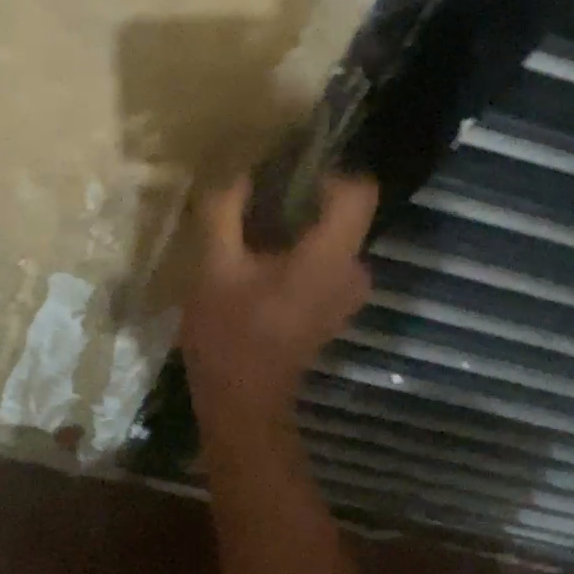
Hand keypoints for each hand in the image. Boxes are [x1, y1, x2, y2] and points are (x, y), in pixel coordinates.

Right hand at [179, 175, 378, 435]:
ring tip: (253, 233)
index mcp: (331, 257)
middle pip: (343, 211)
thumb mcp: (213, 268)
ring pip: (333, 234)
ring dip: (298, 226)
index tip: (283, 173)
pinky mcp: (337, 305)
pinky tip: (262, 262)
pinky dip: (301, 249)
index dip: (326, 171)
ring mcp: (350, 292)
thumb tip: (237, 170)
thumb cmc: (228, 335)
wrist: (243, 403)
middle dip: (303, 199)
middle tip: (255, 202)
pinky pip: (328, 257)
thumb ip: (225, 211)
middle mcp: (354, 271)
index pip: (360, 190)